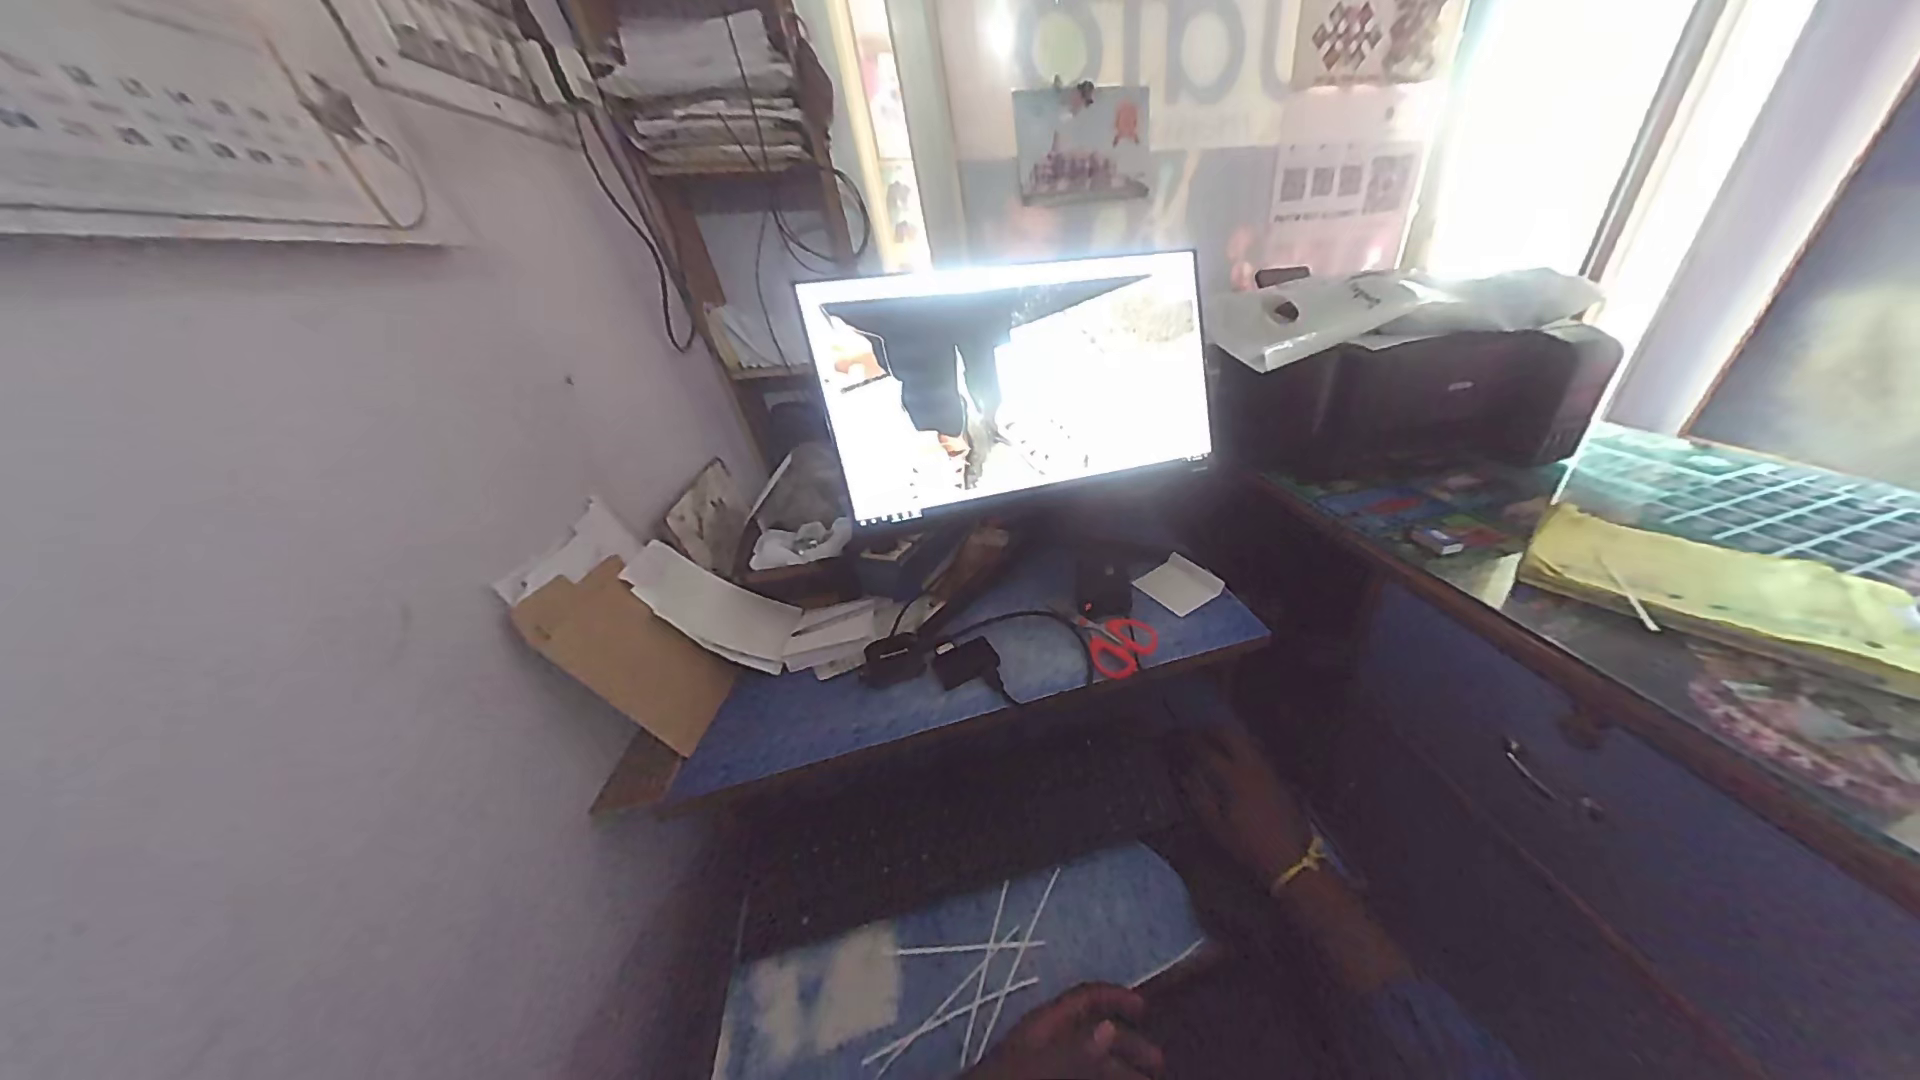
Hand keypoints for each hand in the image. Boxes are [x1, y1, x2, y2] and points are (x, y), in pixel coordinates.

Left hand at [962, 983, 1163, 1079]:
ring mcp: (1046, 1066)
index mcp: (1046, 1025)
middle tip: (1159, 1064)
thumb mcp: (1042, 1066)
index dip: (1114, 997)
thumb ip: (1076, 1049)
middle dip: (1127, 1045)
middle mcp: (1048, 1042)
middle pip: (1094, 1034)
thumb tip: (1110, 1026)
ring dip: (1117, 1072)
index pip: (1084, 999)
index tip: (1145, 1008)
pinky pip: (1078, 1078)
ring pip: (1089, 1065)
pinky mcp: (1044, 1079)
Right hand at [1173, 724, 1313, 886]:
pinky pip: (1254, 751)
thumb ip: (1199, 797)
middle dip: (1207, 730)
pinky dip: (1239, 747)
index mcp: (1233, 776)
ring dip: (1225, 736)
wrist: (1294, 862)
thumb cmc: (1250, 847)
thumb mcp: (1217, 827)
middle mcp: (1251, 765)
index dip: (1185, 741)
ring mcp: (1268, 769)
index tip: (1171, 737)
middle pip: (1228, 733)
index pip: (1204, 749)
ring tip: (1209, 742)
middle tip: (1191, 733)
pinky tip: (1231, 759)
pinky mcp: (1278, 778)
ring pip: (1244, 739)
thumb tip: (1185, 775)